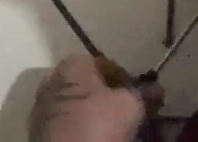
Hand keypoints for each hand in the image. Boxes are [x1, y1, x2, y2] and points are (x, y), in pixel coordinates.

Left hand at [28, 54, 155, 141]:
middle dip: (110, 100)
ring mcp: (43, 107)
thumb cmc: (97, 125)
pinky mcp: (39, 132)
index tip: (141, 99)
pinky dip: (81, 130)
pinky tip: (94, 139)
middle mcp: (54, 79)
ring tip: (114, 133)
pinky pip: (67, 126)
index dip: (128, 82)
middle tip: (128, 116)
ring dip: (95, 116)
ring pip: (78, 107)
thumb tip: (158, 90)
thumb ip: (145, 94)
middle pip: (91, 86)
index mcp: (74, 63)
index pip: (108, 65)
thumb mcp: (130, 106)